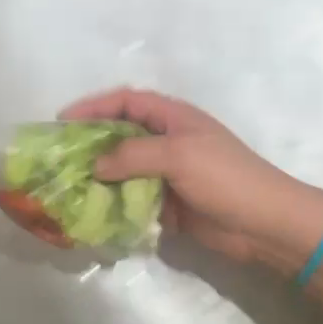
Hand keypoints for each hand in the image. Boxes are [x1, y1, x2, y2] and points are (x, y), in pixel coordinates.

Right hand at [58, 88, 322, 268]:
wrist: (264, 222)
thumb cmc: (225, 177)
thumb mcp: (178, 155)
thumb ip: (133, 155)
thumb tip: (95, 165)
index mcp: (173, 117)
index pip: (126, 101)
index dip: (94, 107)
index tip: (62, 121)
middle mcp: (169, 140)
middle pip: (121, 136)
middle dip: (91, 146)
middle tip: (58, 161)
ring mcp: (170, 173)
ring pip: (125, 171)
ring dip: (100, 180)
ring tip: (68, 192)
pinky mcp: (171, 204)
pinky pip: (135, 200)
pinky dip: (116, 207)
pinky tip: (94, 218)